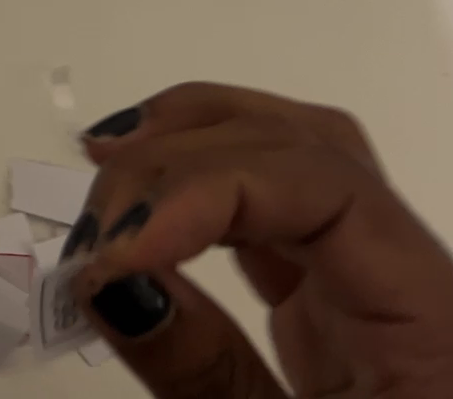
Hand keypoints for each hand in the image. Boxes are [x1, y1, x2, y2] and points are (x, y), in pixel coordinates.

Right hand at [67, 83, 452, 397]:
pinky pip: (256, 197)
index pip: (320, 183)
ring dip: (175, 140)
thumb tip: (104, 278)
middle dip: (170, 159)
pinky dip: (181, 174)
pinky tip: (133, 194)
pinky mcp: (324, 292)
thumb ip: (206, 373)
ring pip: (279, 144)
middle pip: (293, 142)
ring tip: (99, 164)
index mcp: (439, 326)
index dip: (197, 187)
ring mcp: (369, 278)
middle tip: (95, 225)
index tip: (113, 249)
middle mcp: (414, 279)